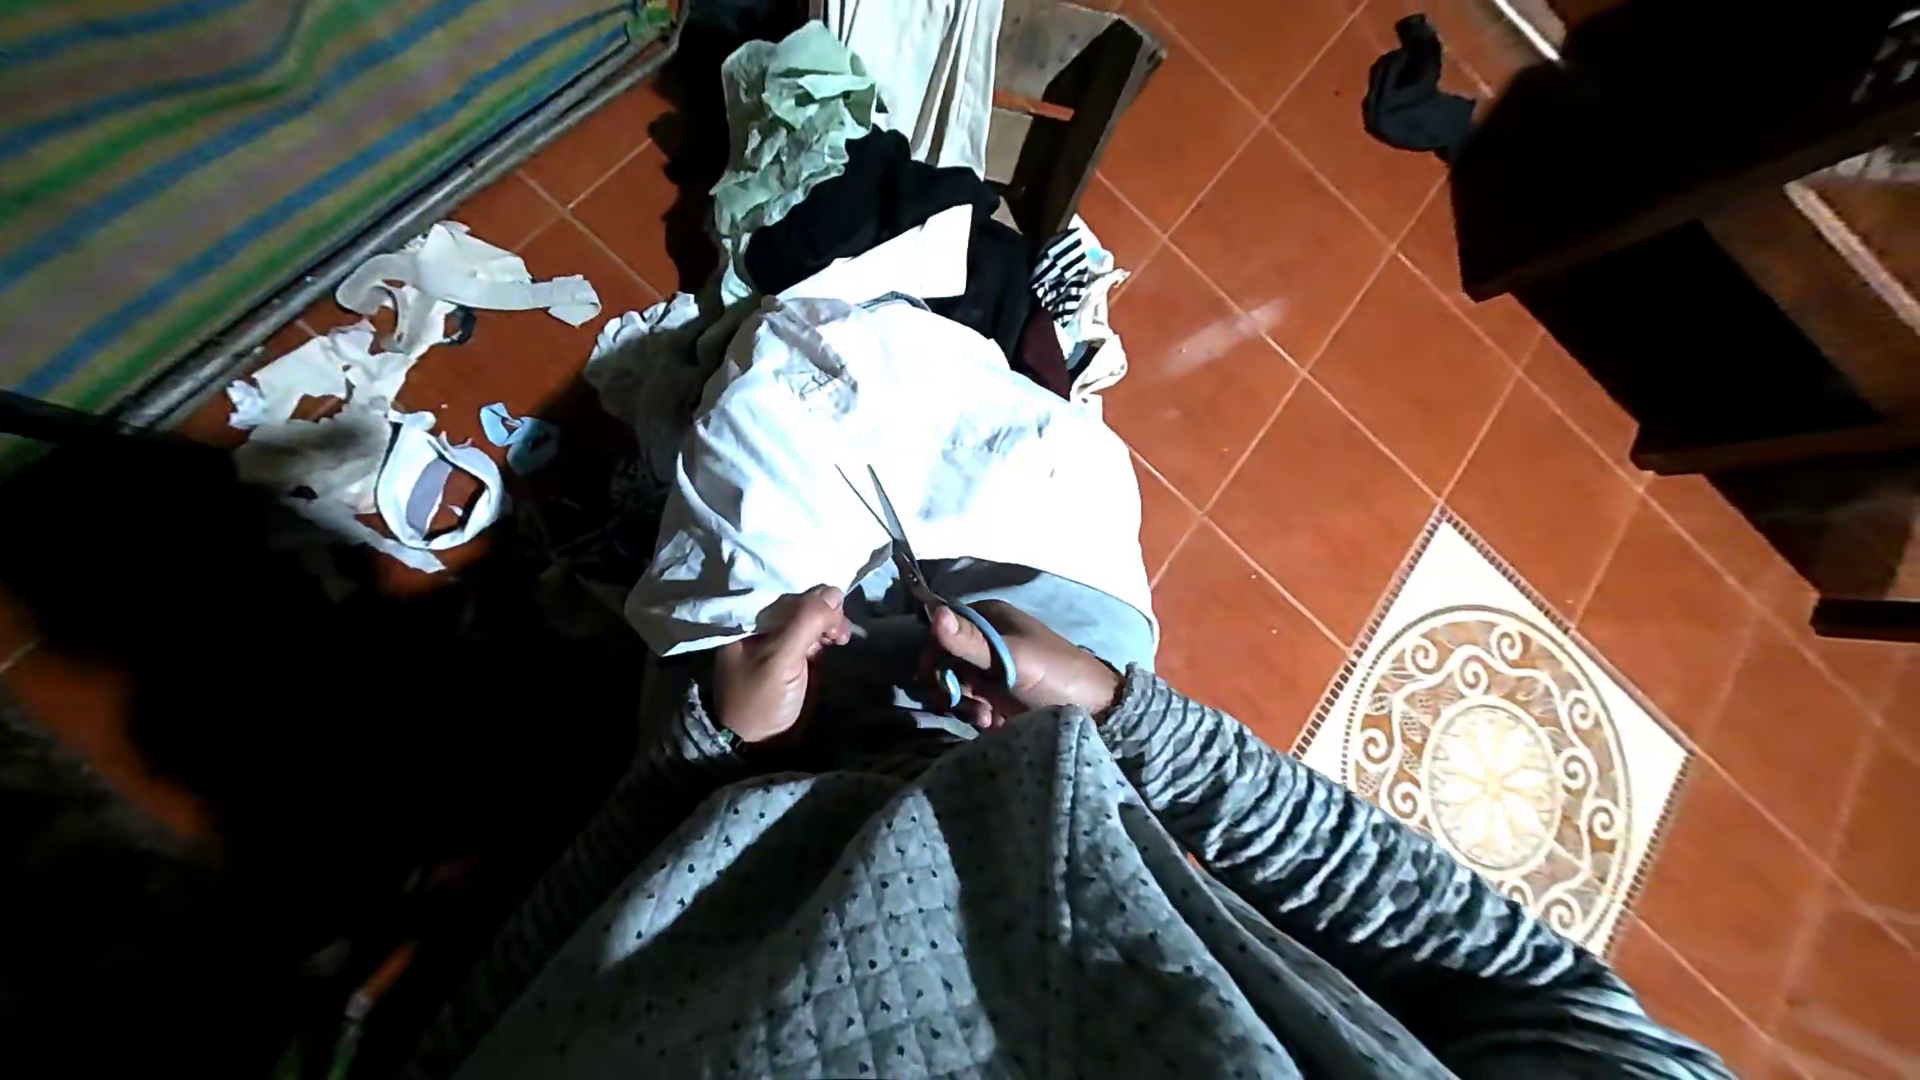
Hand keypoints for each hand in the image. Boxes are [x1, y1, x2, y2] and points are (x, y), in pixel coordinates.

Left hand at [714, 585, 853, 743]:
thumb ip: (806, 622)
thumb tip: (834, 591)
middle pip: (799, 601)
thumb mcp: (781, 658)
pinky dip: (828, 633)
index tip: (832, 607)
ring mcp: (779, 640)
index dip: (810, 594)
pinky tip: (838, 640)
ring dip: (830, 622)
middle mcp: (761, 625)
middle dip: (824, 610)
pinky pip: (814, 632)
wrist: (758, 745)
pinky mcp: (794, 655)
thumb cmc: (760, 700)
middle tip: (838, 630)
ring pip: (811, 616)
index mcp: (746, 621)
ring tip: (841, 637)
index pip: (782, 591)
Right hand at [928, 600, 1121, 729]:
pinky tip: (990, 722)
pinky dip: (974, 713)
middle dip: (947, 682)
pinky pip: (970, 702)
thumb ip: (971, 641)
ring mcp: (992, 668)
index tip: (933, 676)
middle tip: (957, 701)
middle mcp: (987, 639)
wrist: (1095, 713)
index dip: (935, 651)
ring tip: (983, 715)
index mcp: (990, 617)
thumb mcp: (1012, 658)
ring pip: (954, 682)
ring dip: (961, 701)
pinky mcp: (997, 695)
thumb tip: (934, 613)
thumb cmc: (1055, 675)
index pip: (943, 627)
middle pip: (945, 657)